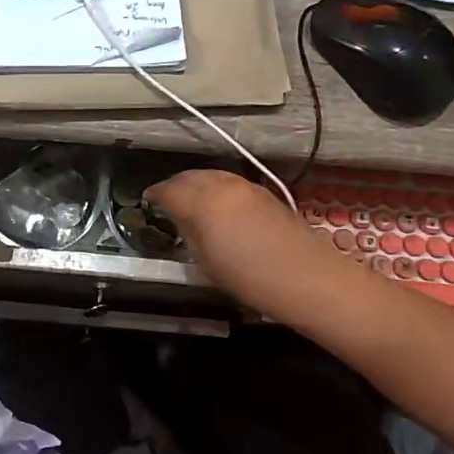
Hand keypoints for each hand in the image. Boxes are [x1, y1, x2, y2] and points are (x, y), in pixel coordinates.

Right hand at [145, 169, 347, 308]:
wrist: (306, 277)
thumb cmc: (248, 278)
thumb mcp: (205, 261)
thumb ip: (188, 232)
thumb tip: (179, 217)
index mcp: (201, 201)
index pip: (168, 189)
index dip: (154, 195)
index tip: (147, 202)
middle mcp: (221, 185)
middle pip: (189, 176)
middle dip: (174, 185)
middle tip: (165, 200)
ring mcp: (245, 185)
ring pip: (211, 175)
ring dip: (195, 183)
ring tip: (189, 201)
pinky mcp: (263, 192)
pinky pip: (229, 182)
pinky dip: (215, 188)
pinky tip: (216, 205)